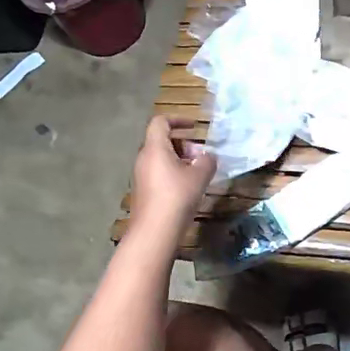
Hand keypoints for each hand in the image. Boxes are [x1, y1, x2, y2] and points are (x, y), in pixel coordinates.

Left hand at [129, 116, 215, 238]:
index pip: (161, 122)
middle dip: (183, 143)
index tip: (194, 126)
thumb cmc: (177, 197)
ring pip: (160, 158)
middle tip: (200, 155)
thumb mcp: (200, 176)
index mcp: (155, 148)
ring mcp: (141, 175)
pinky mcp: (143, 190)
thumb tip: (208, 156)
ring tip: (197, 173)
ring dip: (179, 159)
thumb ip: (207, 161)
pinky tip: (187, 188)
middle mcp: (144, 158)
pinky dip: (173, 172)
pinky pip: (158, 172)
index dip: (178, 119)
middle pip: (161, 140)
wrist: (154, 231)